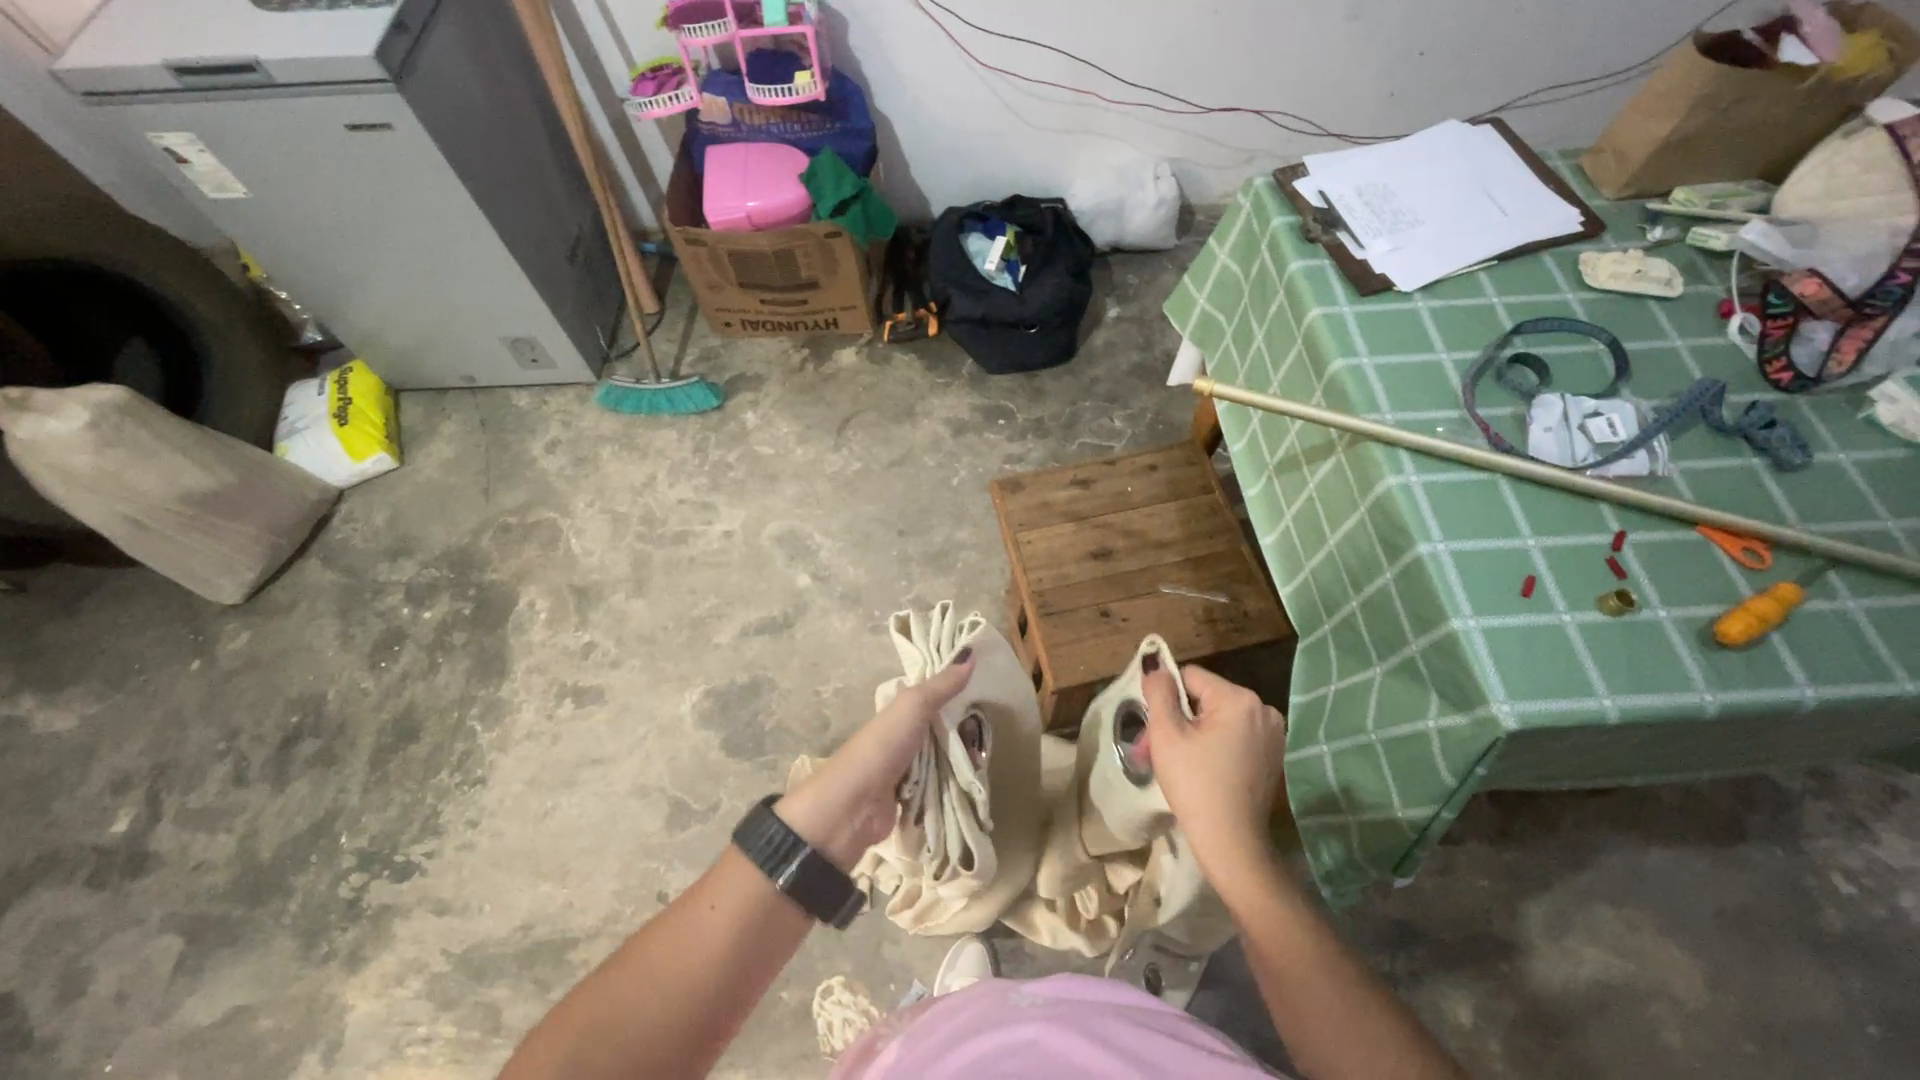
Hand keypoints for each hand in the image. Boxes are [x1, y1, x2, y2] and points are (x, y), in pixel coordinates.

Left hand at [775, 649, 976, 869]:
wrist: (852, 806)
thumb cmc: (882, 748)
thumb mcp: (913, 707)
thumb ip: (942, 685)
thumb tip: (970, 652)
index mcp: (902, 712)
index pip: (939, 698)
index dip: (961, 697)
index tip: (987, 700)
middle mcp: (906, 737)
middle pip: (947, 730)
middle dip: (967, 734)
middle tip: (984, 741)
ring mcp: (909, 769)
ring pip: (947, 759)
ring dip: (964, 762)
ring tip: (980, 765)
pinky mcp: (914, 797)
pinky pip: (943, 787)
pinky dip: (956, 786)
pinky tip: (972, 785)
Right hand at [1141, 660, 1286, 883]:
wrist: (1231, 841)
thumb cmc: (1194, 785)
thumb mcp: (1166, 735)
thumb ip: (1159, 693)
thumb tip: (1156, 666)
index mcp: (1239, 699)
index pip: (1191, 677)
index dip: (1168, 698)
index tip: (1156, 728)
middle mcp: (1264, 709)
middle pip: (1207, 698)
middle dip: (1181, 718)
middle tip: (1159, 749)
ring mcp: (1274, 734)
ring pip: (1221, 718)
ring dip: (1197, 732)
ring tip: (1179, 761)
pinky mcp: (1274, 755)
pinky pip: (1237, 736)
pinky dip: (1217, 745)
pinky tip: (1205, 770)